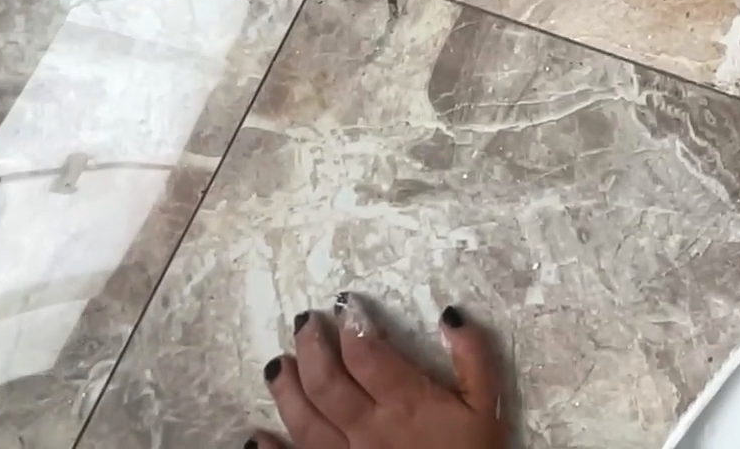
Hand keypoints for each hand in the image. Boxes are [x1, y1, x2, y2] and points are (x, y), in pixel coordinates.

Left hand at [255, 296, 506, 448]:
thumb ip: (473, 356)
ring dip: (287, 389)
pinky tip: (254, 437)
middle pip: (328, 383)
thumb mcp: (486, 403)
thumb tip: (450, 315)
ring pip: (305, 421)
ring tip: (278, 362)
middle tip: (305, 321)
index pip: (367, 354)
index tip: (346, 303)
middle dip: (313, 347)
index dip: (353, 325)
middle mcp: (368, 427)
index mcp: (406, 402)